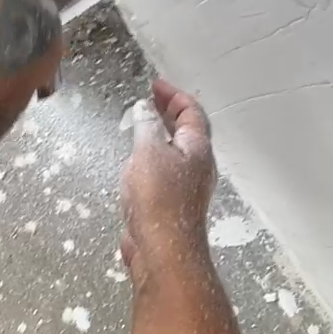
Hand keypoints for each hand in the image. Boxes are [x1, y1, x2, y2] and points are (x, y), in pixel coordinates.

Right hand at [121, 78, 215, 266]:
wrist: (161, 248)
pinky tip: (135, 163)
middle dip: (169, 113)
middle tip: (150, 101)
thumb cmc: (157, 197)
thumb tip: (145, 109)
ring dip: (160, 135)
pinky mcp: (171, 204)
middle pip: (188, 132)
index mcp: (197, 149)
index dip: (174, 95)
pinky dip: (151, 157)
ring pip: (176, 152)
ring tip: (140, 126)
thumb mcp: (148, 151)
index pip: (191, 112)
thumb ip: (146, 126)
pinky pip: (163, 170)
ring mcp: (186, 187)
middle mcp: (197, 166)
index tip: (156, 85)